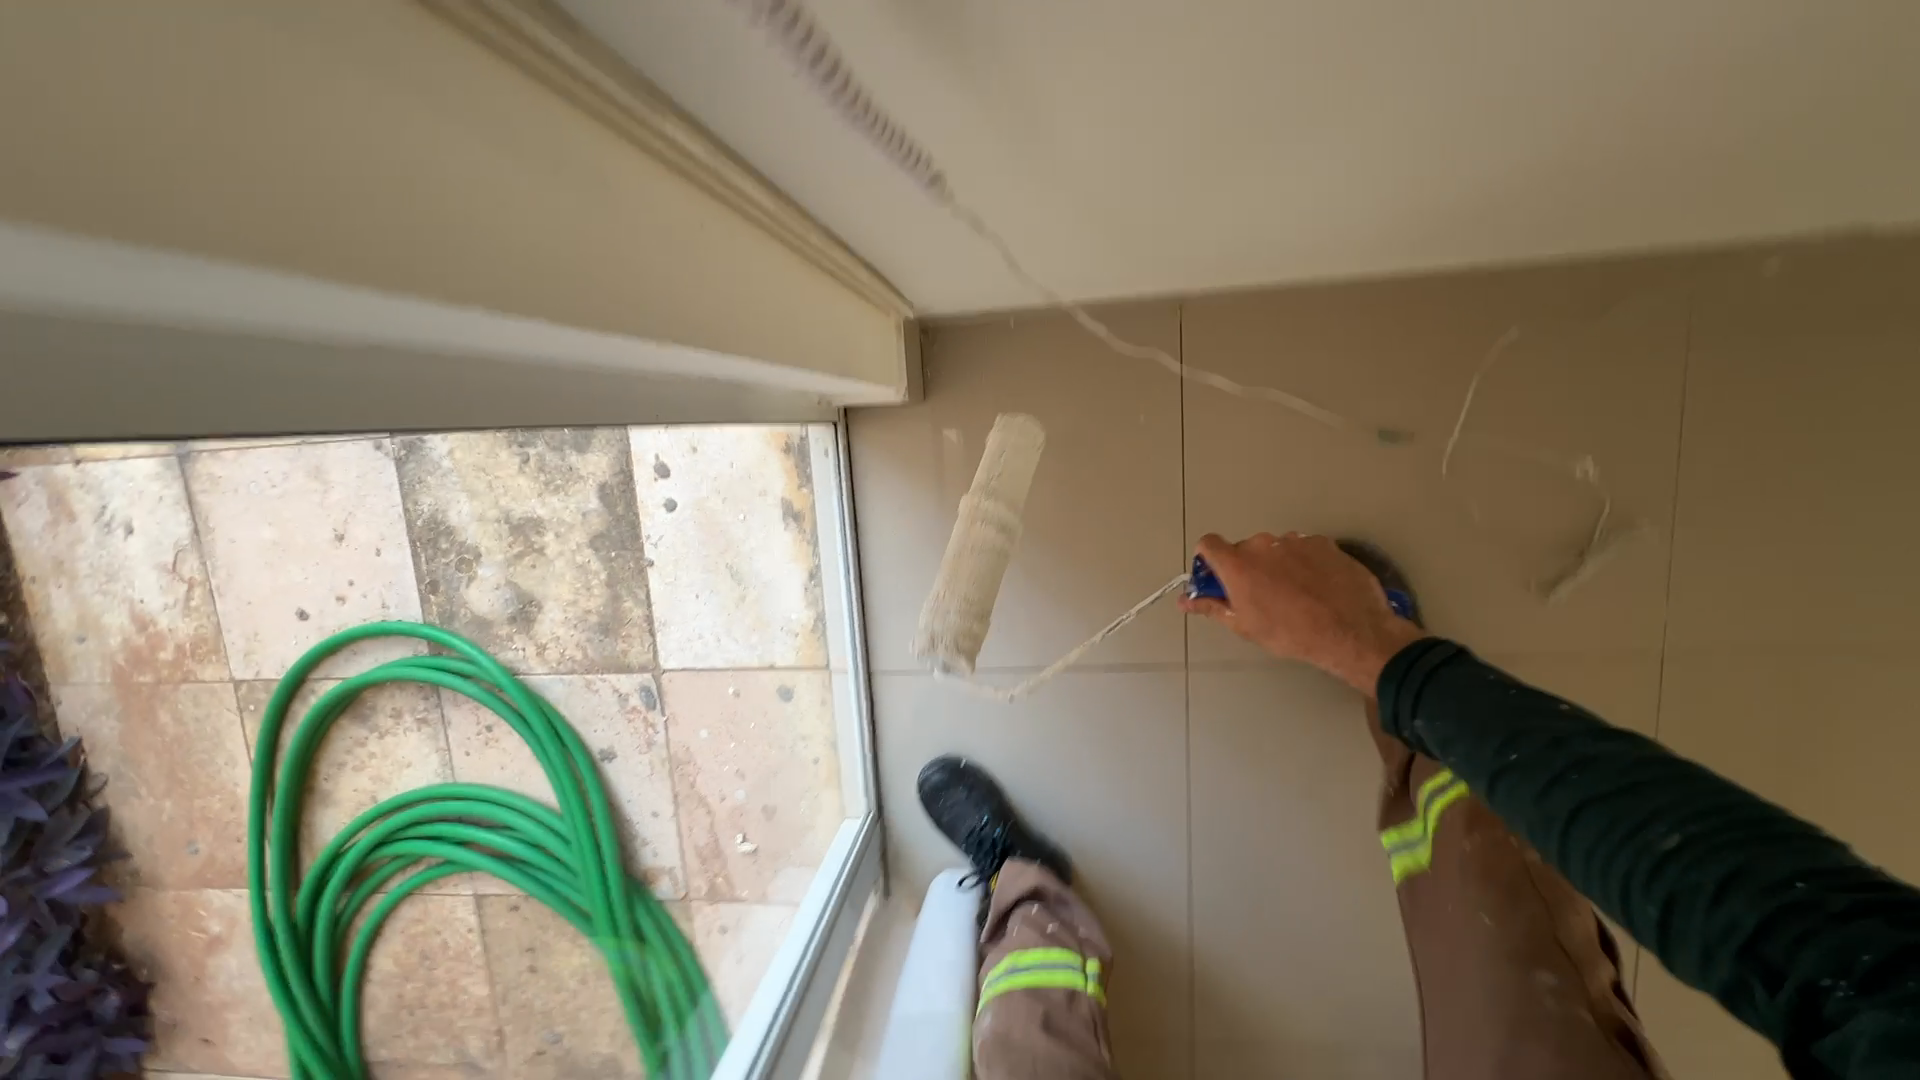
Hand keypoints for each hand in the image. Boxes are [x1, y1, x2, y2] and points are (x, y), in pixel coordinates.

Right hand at [1179, 532, 1425, 693]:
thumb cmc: (1290, 633)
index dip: (1210, 559)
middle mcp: (1263, 544)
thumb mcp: (1245, 626)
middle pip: (1245, 548)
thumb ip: (1211, 606)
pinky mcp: (1325, 543)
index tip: (1219, 578)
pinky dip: (1305, 563)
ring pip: (1276, 548)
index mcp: (1237, 563)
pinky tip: (1319, 587)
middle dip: (1248, 567)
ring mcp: (1296, 540)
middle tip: (1262, 595)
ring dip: (1278, 564)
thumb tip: (1183, 601)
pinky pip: (1304, 549)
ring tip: (1296, 593)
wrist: (1351, 632)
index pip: (1208, 544)